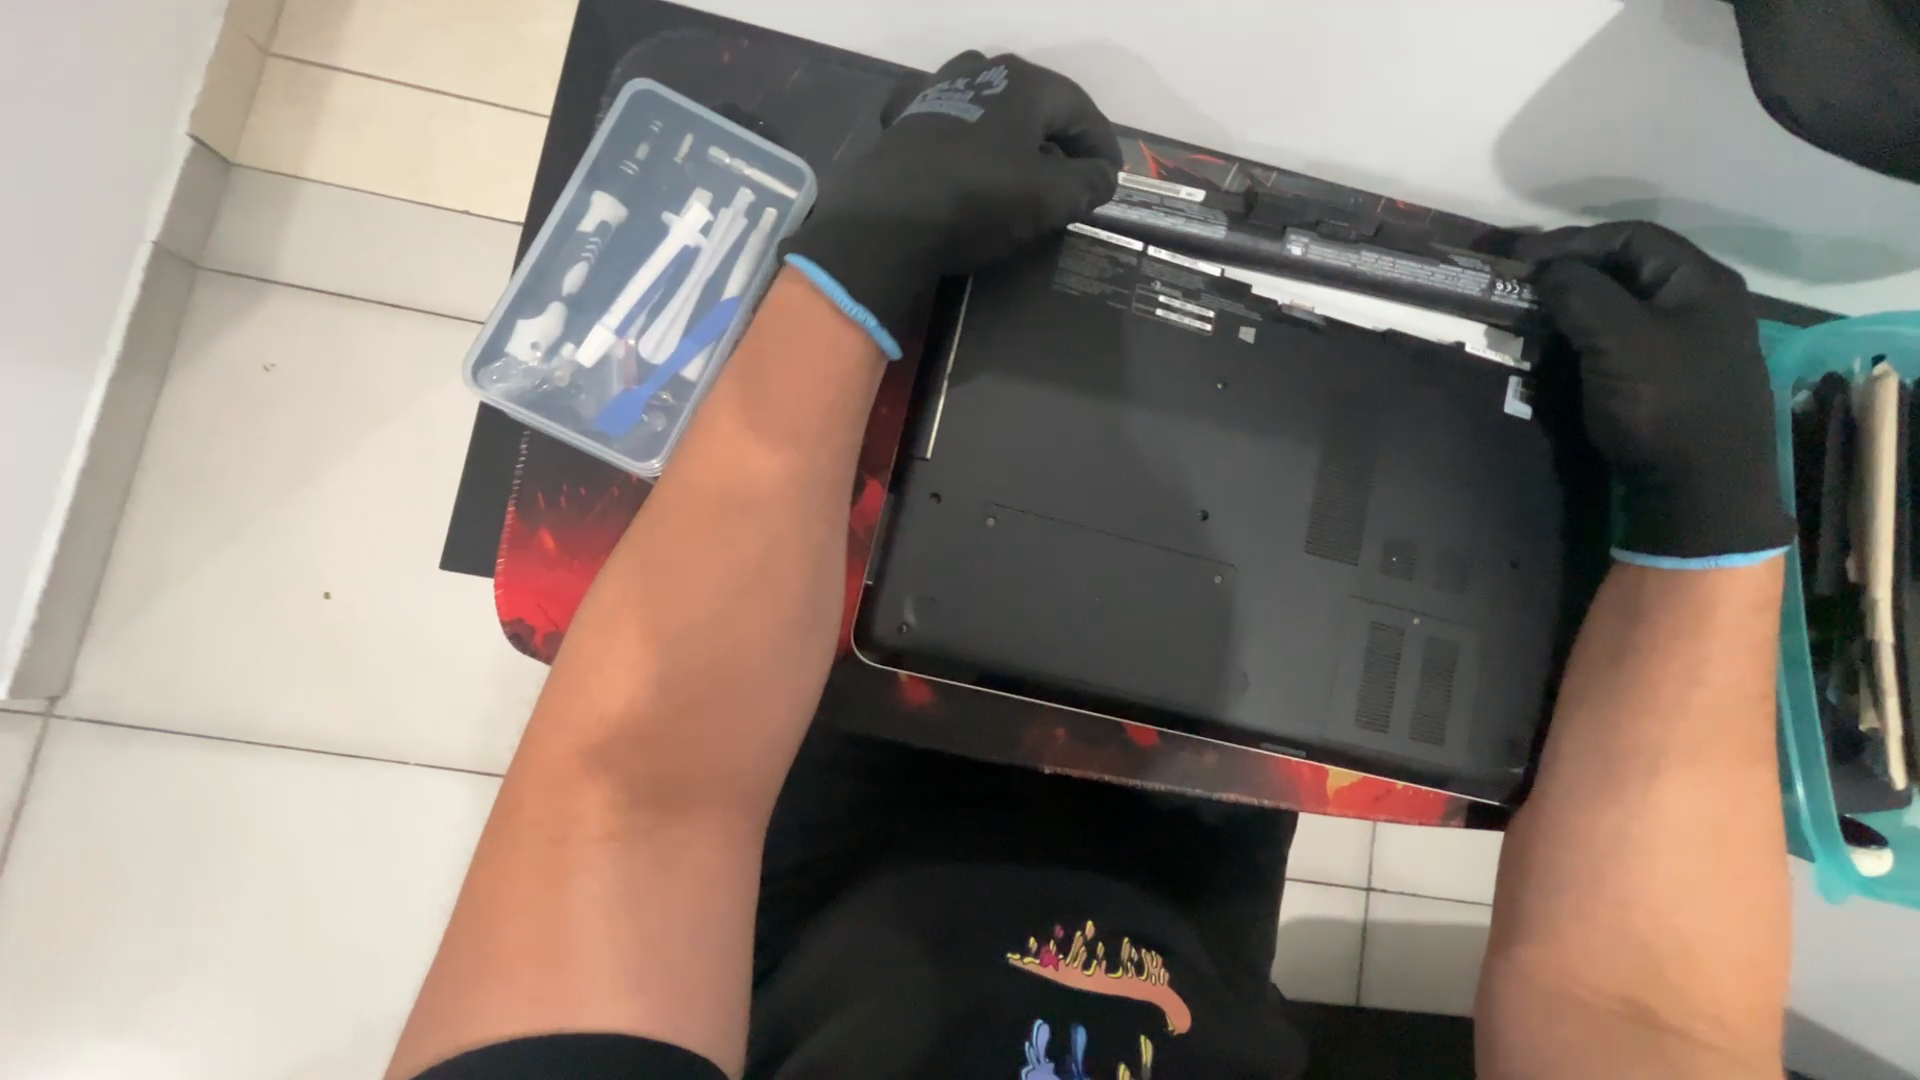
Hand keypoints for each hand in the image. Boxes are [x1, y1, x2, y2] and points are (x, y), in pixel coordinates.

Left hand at [782, 51, 1122, 357]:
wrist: (888, 222)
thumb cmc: (978, 204)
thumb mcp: (1048, 200)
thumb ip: (1087, 184)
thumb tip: (1103, 176)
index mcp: (1026, 84)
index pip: (1080, 110)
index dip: (1101, 146)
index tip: (1110, 178)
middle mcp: (983, 69)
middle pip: (1036, 103)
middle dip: (1058, 138)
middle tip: (1071, 175)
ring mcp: (936, 88)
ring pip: (988, 103)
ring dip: (1010, 132)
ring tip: (1019, 164)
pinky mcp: (903, 119)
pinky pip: (942, 114)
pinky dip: (960, 129)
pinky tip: (959, 144)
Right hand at [1518, 221, 1793, 562]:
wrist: (1698, 483)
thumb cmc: (1663, 403)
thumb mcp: (1618, 340)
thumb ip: (1582, 296)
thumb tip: (1546, 268)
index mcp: (1697, 283)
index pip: (1630, 237)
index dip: (1572, 241)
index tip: (1518, 258)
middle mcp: (1693, 304)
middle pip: (1622, 270)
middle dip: (1566, 275)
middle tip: (1515, 286)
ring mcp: (1677, 342)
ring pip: (1614, 308)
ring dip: (1566, 310)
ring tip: (1522, 319)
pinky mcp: (1658, 377)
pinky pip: (1611, 342)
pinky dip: (1575, 340)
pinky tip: (1548, 353)